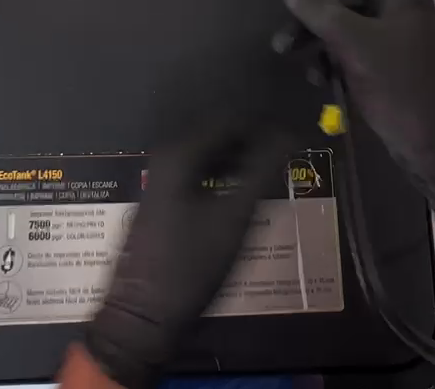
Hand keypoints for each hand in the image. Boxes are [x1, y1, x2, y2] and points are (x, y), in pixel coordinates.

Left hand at [83, 123, 292, 388]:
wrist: (143, 316)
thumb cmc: (191, 265)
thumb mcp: (235, 218)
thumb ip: (262, 171)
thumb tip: (288, 136)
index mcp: (180, 153)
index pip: (229, 119)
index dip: (263, 125)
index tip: (291, 136)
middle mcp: (166, 156)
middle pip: (216, 132)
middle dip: (252, 139)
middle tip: (286, 152)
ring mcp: (160, 177)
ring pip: (207, 152)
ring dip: (238, 156)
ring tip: (272, 169)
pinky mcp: (162, 197)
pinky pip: (198, 169)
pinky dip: (222, 171)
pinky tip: (242, 188)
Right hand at [265, 0, 434, 222]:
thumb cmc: (409, 93)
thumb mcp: (355, 46)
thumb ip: (316, 8)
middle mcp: (398, 5)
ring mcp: (390, 36)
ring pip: (340, 14)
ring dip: (309, 28)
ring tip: (284, 51)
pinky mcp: (382, 64)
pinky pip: (343, 43)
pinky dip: (323, 53)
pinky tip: (312, 75)